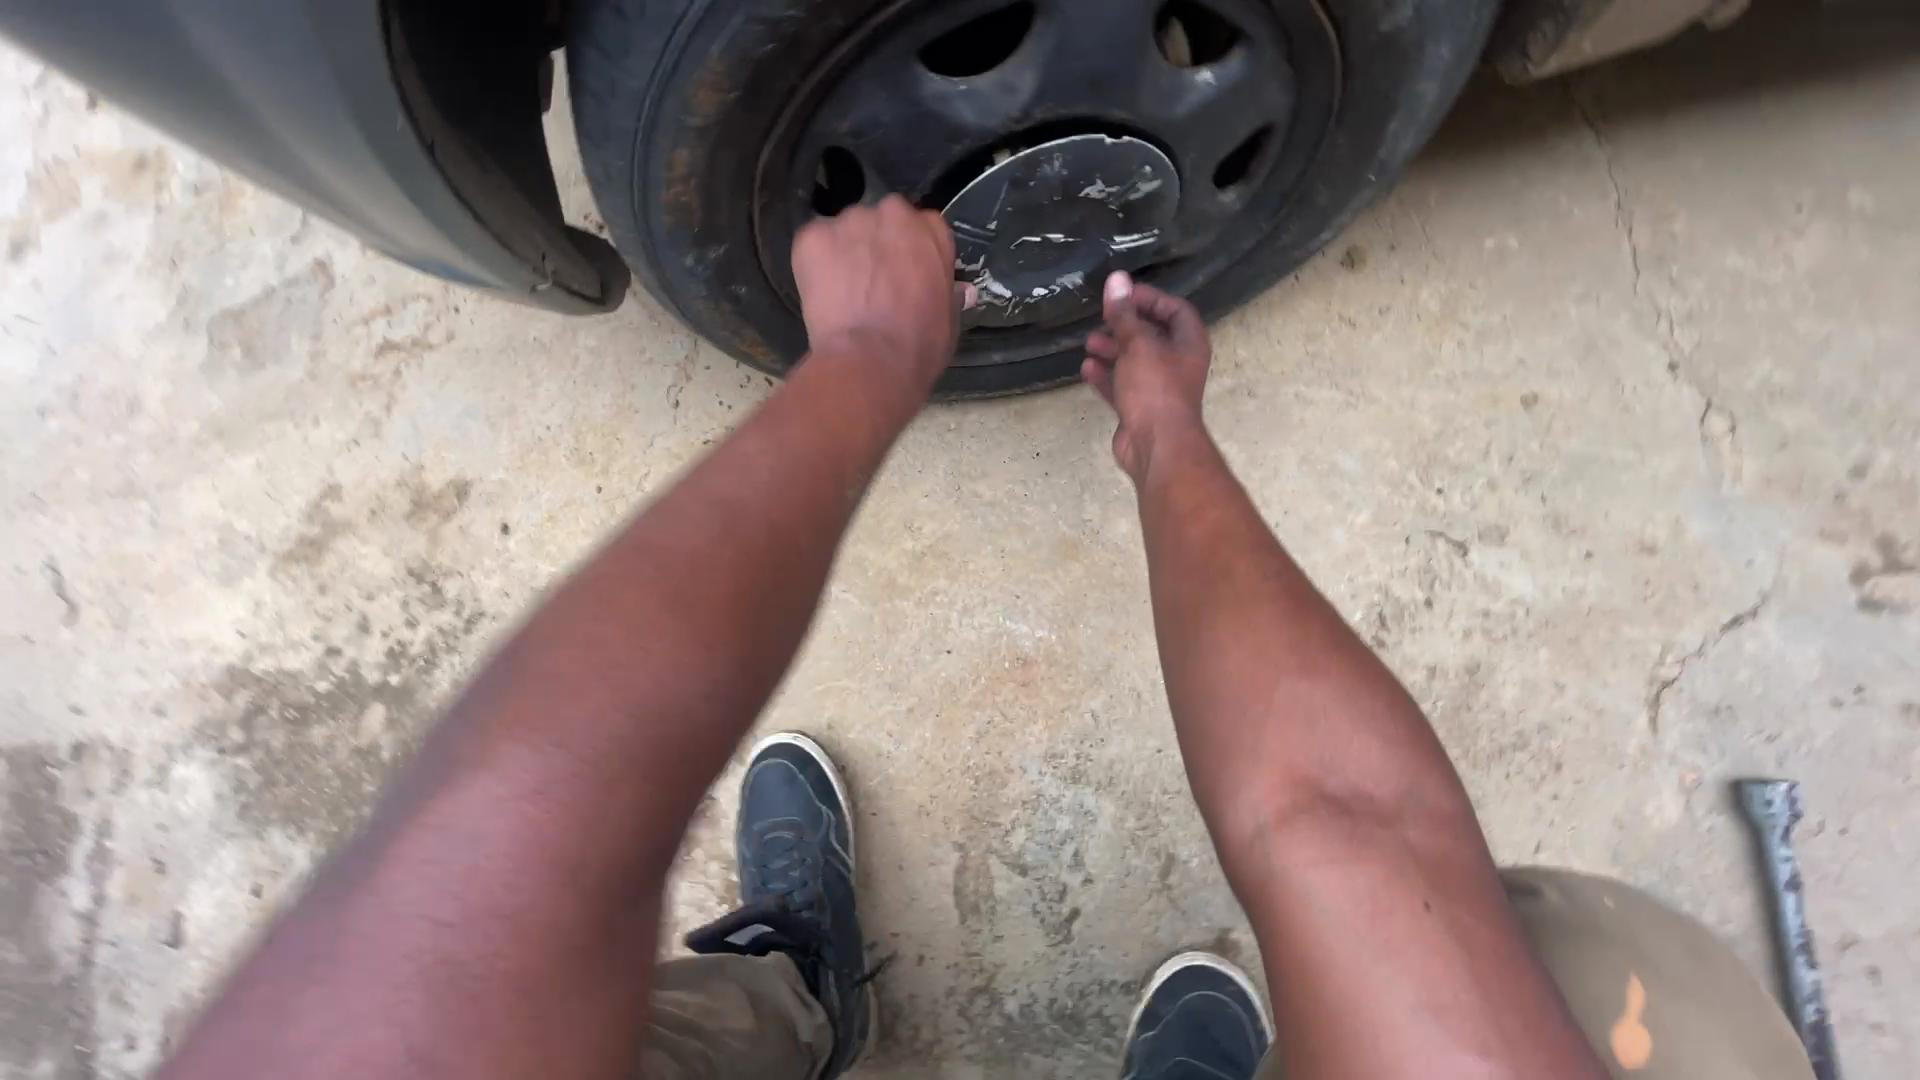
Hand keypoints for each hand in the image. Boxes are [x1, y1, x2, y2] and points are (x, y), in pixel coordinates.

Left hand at [791, 195, 974, 387]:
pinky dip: (816, 264)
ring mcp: (850, 222)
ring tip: (845, 293)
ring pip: (847, 232)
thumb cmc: (920, 346)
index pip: (924, 227)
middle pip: (883, 222)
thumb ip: (949, 294)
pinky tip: (824, 295)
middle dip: (878, 246)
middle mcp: (892, 214)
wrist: (870, 360)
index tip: (907, 276)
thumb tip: (959, 289)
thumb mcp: (948, 321)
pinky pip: (814, 244)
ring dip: (846, 254)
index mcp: (931, 230)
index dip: (913, 254)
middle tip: (874, 285)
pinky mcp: (812, 236)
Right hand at [1082, 271, 1211, 480]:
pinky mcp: (1139, 408)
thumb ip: (1124, 314)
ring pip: (1133, 361)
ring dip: (1112, 350)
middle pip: (1151, 335)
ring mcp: (1158, 388)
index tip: (1123, 295)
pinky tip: (1087, 369)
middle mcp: (1177, 363)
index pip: (1175, 310)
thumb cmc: (1155, 389)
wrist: (1156, 446)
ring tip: (1089, 343)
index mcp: (1188, 343)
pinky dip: (1105, 376)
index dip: (1151, 298)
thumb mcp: (1138, 344)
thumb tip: (1116, 279)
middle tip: (1102, 318)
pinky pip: (1121, 386)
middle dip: (1125, 326)